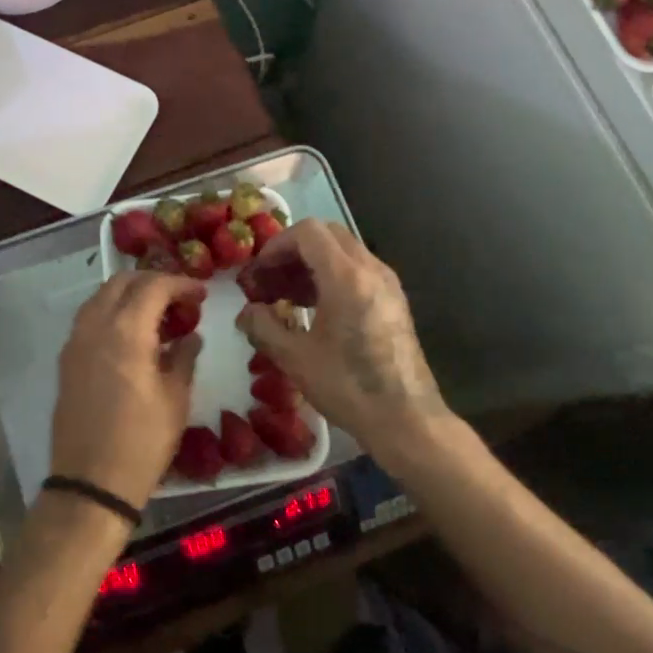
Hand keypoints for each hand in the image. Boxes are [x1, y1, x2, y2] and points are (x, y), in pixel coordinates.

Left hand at [50, 272, 206, 508]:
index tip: (201, 294)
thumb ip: (183, 358)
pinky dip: (113, 314)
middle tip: (180, 301)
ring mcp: (75, 342)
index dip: (180, 284)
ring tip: (158, 316)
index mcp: (125, 331)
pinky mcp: (66, 361)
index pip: (153, 286)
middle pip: (122, 282)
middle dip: (153, 282)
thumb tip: (190, 337)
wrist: (90, 482)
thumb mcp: (176, 399)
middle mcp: (94, 327)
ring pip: (101, 297)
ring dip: (130, 296)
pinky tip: (133, 336)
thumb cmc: (142, 442)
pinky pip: (90, 320)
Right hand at [237, 220, 450, 455]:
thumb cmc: (348, 386)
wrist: (406, 419)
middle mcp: (371, 270)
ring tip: (285, 297)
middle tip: (269, 281)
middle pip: (327, 235)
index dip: (276, 247)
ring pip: (344, 252)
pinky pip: (358, 271)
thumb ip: (264, 327)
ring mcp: (387, 284)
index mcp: (347, 277)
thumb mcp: (295, 359)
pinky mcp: (394, 301)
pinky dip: (331, 277)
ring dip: (311, 264)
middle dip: (292, 252)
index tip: (258, 273)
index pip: (307, 233)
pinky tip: (314, 310)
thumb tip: (247, 312)